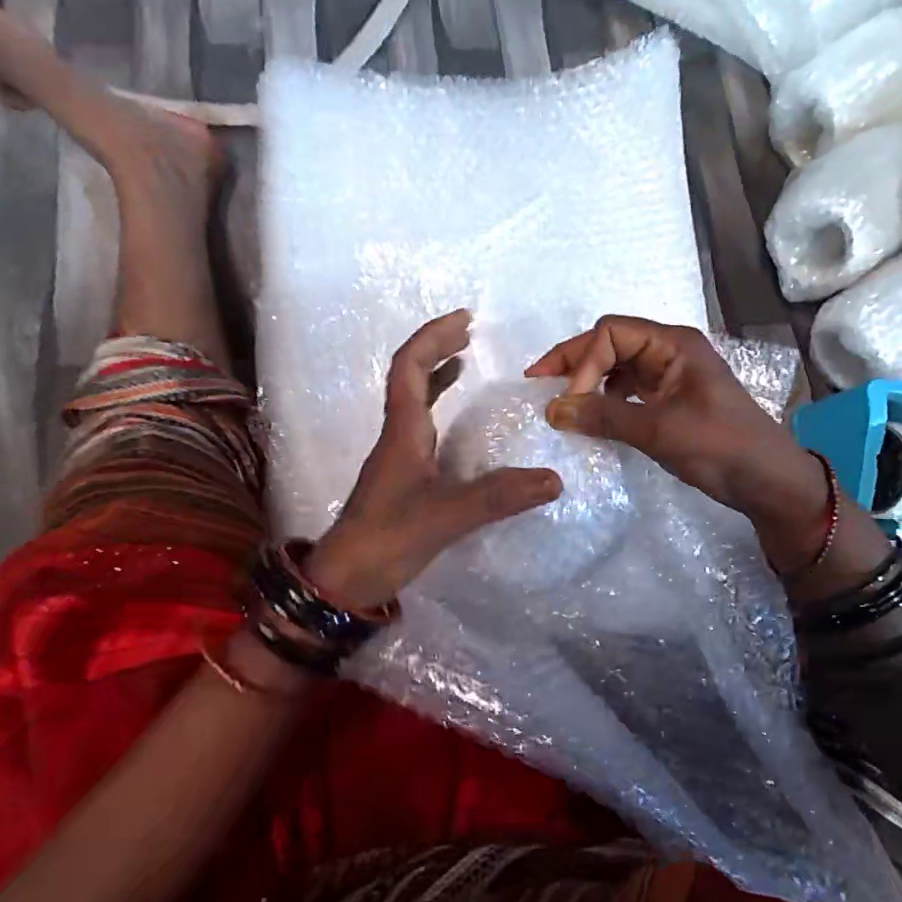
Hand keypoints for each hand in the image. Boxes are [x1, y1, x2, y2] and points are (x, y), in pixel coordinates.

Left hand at [306, 311, 563, 608]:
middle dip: (436, 348)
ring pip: (413, 402)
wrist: (347, 580)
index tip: (465, 321)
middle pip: (408, 377)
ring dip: (435, 375)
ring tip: (465, 361)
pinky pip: (421, 429)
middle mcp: (396, 437)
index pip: (408, 368)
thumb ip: (497, 497)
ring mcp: (397, 458)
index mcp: (402, 432)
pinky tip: (458, 425)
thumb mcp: (446, 517)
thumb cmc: (387, 541)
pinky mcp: (401, 479)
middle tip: (469, 334)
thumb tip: (554, 479)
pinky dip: (439, 411)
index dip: (433, 337)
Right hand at [526, 315, 833, 574]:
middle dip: (575, 363)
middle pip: (610, 343)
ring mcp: (670, 377)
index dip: (582, 362)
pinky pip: (627, 391)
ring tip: (561, 404)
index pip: (611, 333)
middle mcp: (669, 352)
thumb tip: (553, 410)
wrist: (766, 481)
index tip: (569, 402)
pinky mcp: (669, 401)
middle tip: (538, 383)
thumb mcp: (658, 430)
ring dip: (588, 382)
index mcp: (673, 344)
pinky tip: (592, 419)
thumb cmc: (720, 447)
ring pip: (616, 368)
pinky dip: (604, 401)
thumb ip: (604, 417)